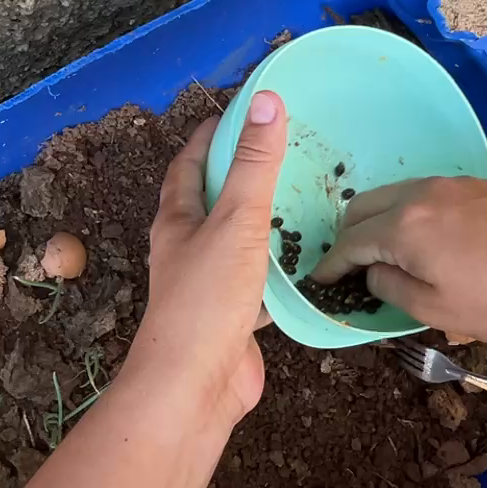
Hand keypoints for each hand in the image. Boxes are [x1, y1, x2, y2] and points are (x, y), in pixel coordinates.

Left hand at [132, 92, 287, 424]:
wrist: (195, 386)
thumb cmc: (207, 299)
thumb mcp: (235, 223)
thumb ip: (254, 166)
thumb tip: (266, 101)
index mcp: (177, 220)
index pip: (190, 164)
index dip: (211, 137)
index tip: (241, 112)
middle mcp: (187, 248)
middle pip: (212, 201)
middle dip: (241, 176)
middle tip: (285, 153)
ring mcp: (209, 283)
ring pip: (237, 242)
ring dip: (263, 222)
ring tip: (305, 201)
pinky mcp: (232, 316)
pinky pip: (258, 281)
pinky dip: (279, 269)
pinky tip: (309, 263)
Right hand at [307, 177, 486, 355]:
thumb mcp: (438, 311)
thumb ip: (390, 288)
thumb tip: (373, 273)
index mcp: (403, 225)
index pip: (348, 243)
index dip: (329, 265)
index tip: (318, 283)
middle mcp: (421, 193)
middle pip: (362, 208)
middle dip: (347, 238)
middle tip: (348, 271)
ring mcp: (453, 185)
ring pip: (392, 196)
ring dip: (375, 223)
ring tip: (383, 257)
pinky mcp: (479, 187)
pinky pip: (422, 195)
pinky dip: (405, 215)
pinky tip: (422, 242)